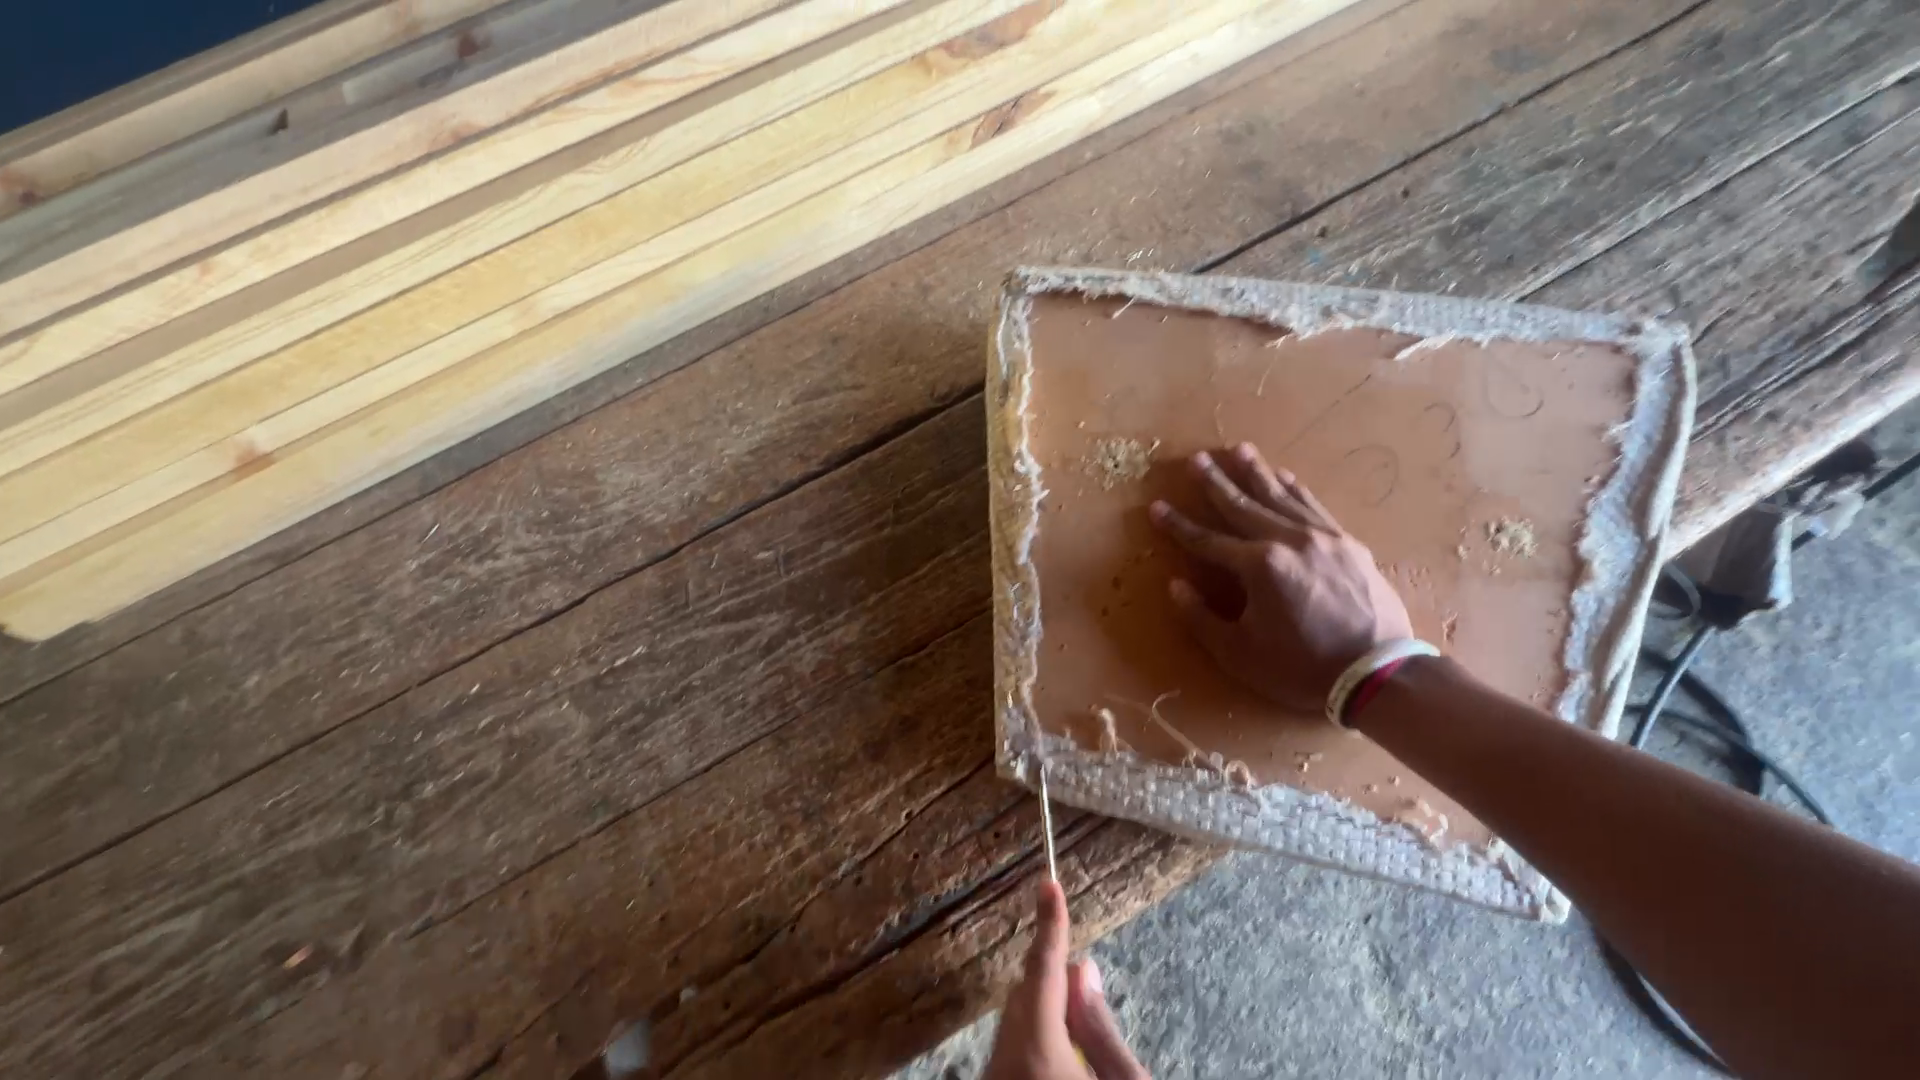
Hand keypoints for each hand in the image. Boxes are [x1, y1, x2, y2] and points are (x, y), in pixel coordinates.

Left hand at [983, 881, 1148, 1079]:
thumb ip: (1102, 1027)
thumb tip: (1082, 968)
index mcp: (1036, 1050)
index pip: (1043, 971)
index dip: (1050, 925)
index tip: (1049, 882)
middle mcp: (1001, 1062)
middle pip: (1026, 997)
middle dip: (1055, 983)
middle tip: (1089, 987)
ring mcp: (992, 1077)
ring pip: (1016, 1024)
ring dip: (1045, 1016)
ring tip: (1082, 1040)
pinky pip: (1010, 1051)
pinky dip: (1034, 1040)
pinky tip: (1061, 1061)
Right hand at [1148, 443, 1411, 711]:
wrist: (1379, 674)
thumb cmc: (1301, 668)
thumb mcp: (1238, 654)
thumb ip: (1201, 618)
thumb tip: (1177, 586)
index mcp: (1259, 566)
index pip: (1207, 540)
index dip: (1178, 525)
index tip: (1156, 507)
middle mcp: (1288, 540)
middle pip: (1243, 506)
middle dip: (1216, 483)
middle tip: (1197, 459)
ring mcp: (1322, 538)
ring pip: (1281, 497)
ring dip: (1257, 473)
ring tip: (1239, 450)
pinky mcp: (1348, 544)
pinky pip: (1314, 507)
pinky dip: (1296, 489)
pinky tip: (1285, 476)